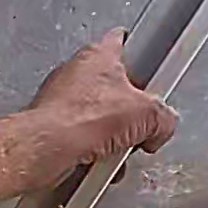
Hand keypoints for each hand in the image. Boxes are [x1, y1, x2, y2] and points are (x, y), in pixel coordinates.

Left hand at [29, 29, 179, 172]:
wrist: (44, 150)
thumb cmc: (81, 120)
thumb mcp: (146, 114)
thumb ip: (163, 118)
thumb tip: (163, 127)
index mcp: (99, 55)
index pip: (125, 42)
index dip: (142, 57)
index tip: (151, 72)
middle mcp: (77, 74)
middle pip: (115, 90)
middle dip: (129, 114)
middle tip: (137, 129)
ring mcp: (62, 102)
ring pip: (98, 120)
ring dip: (111, 140)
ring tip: (114, 152)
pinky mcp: (53, 130)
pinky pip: (82, 140)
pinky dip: (92, 154)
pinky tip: (96, 165)